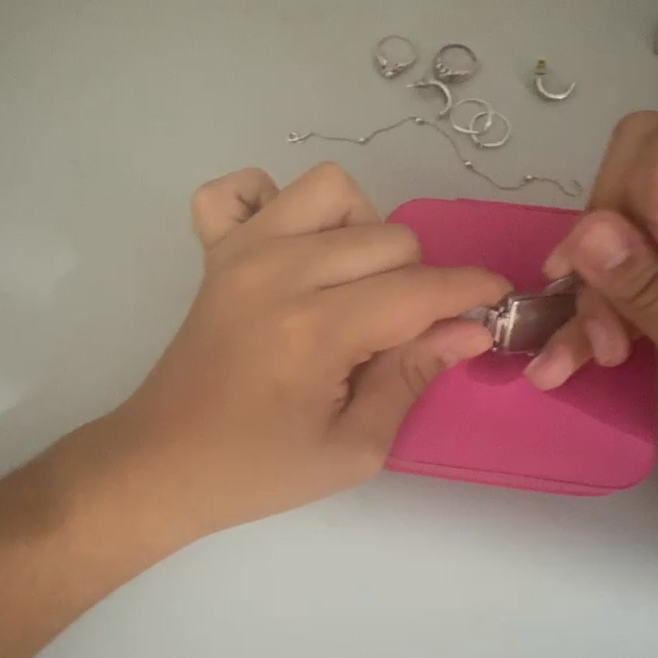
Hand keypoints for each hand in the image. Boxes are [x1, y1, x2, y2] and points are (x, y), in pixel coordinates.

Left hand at [106, 163, 508, 539]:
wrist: (163, 461)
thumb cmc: (259, 468)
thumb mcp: (355, 448)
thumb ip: (413, 377)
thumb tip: (469, 329)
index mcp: (316, 329)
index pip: (420, 288)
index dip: (471, 292)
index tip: (494, 304)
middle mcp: (279, 271)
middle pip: (388, 236)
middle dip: (416, 279)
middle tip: (396, 330)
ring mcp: (241, 251)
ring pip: (331, 188)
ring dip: (359, 229)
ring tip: (350, 282)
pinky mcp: (214, 250)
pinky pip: (243, 188)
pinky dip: (274, 202)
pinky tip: (289, 247)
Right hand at [530, 99, 657, 471]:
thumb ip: (652, 290)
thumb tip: (581, 233)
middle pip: (635, 164)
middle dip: (605, 231)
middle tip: (607, 300)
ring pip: (612, 219)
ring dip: (592, 284)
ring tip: (598, 350)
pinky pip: (615, 267)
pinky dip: (590, 308)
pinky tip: (566, 360)